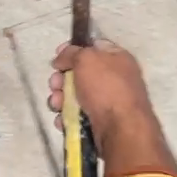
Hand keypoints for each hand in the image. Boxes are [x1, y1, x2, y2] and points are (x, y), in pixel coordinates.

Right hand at [49, 39, 163, 150]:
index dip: (72, 49)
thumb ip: (71, 53)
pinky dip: (66, 118)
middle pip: (78, 73)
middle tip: (55, 84)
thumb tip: (60, 59)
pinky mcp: (98, 123)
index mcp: (117, 58)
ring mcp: (106, 102)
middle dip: (61, 79)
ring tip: (57, 105)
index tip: (57, 56)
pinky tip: (63, 120)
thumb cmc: (106, 87)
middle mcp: (113, 79)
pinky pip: (76, 116)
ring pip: (73, 96)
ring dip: (60, 100)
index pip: (92, 47)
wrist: (121, 129)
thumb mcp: (86, 59)